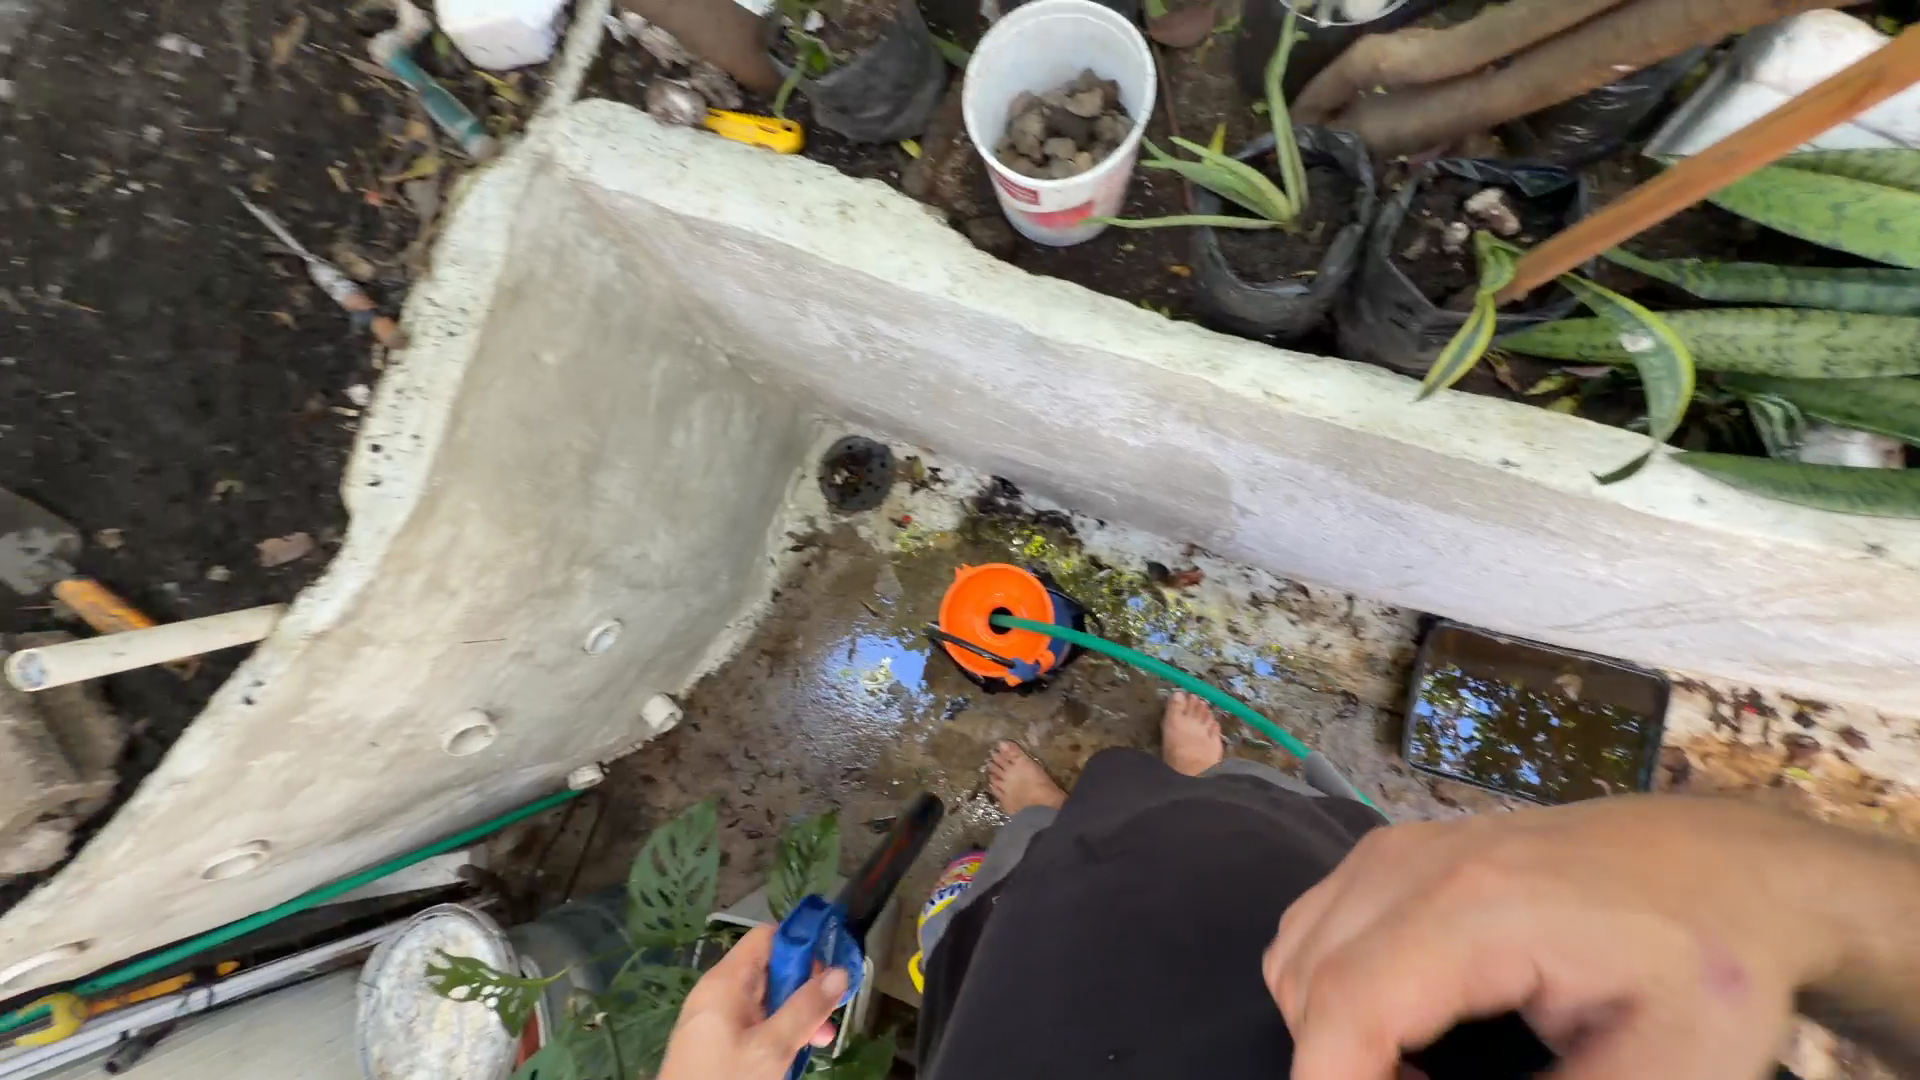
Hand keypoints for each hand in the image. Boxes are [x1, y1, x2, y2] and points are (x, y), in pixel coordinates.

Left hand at [657, 925, 846, 1079]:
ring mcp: (714, 1021)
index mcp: (725, 981)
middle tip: (829, 1017)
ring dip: (794, 1015)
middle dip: (803, 988)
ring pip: (764, 1002)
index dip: (799, 946)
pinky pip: (752, 1025)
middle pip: (769, 970)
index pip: (766, 937)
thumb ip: (806, 1008)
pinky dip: (776, 1033)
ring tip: (819, 1042)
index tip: (826, 973)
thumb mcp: (771, 1048)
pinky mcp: (714, 1047)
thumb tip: (842, 971)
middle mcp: (717, 993)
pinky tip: (791, 1056)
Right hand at [1262, 795, 1900, 1079]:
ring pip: (1293, 955)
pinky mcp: (1379, 852)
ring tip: (1409, 1078)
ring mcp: (1381, 851)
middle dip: (1336, 1067)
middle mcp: (1399, 865)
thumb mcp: (1671, 1069)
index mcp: (1471, 909)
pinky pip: (1310, 929)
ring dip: (1327, 1030)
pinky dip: (1328, 990)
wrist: (1701, 856)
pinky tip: (1399, 1025)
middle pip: (1306, 982)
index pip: (1350, 1001)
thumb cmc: (1703, 964)